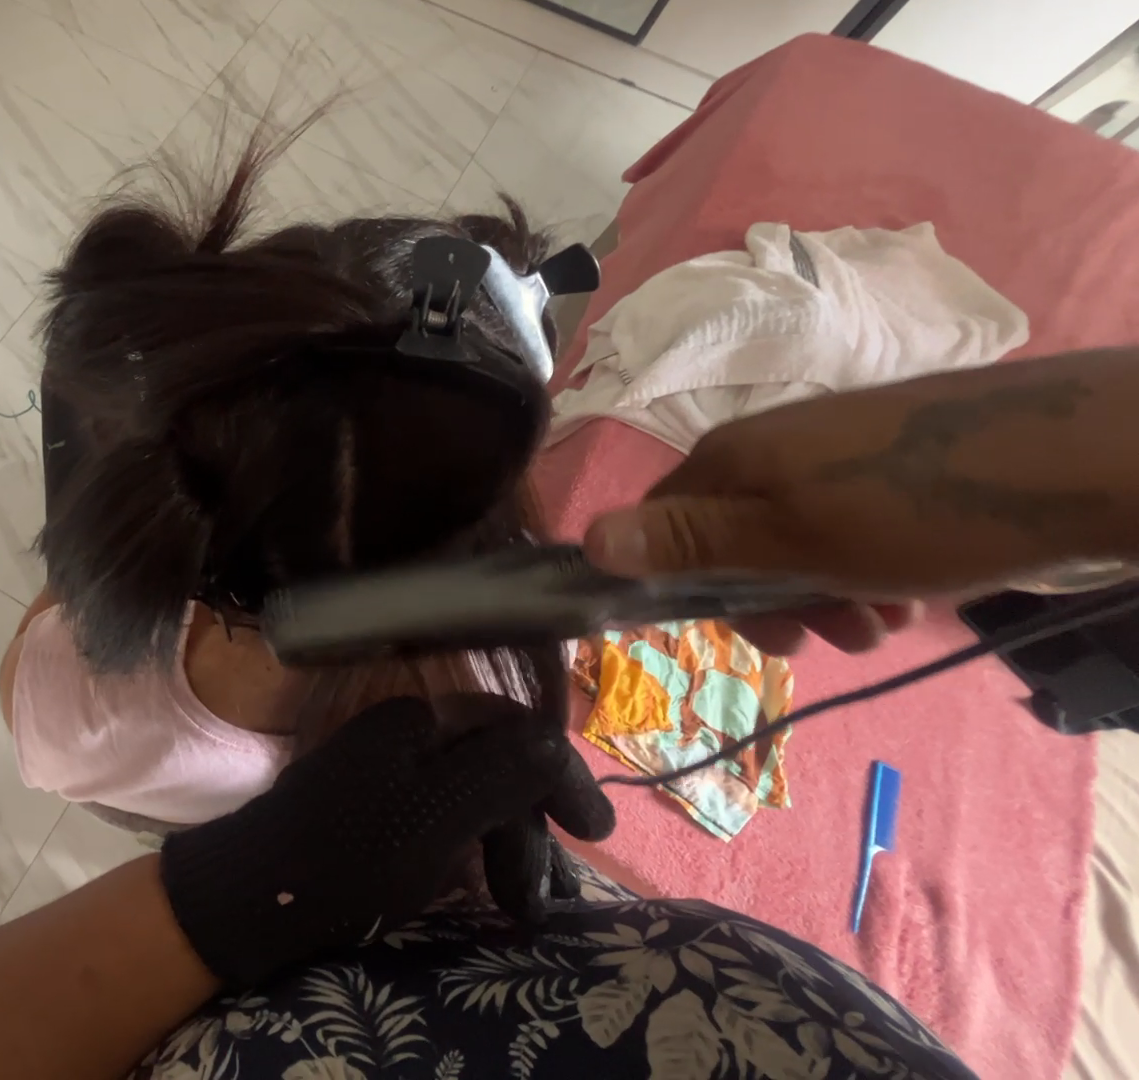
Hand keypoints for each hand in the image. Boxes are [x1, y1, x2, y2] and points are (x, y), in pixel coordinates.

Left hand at [160, 695, 612, 985]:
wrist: (255, 896)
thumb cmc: (349, 852)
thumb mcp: (437, 812)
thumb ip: (501, 770)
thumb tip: (556, 740)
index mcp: (416, 720)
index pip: (510, 730)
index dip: (557, 776)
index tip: (594, 834)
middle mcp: (401, 736)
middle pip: (490, 769)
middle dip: (524, 830)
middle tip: (537, 899)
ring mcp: (383, 773)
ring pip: (466, 800)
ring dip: (499, 851)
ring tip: (516, 909)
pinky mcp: (371, 811)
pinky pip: (437, 822)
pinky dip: (466, 856)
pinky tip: (478, 892)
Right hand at [582, 358, 1138, 652]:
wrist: (1104, 454)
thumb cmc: (924, 510)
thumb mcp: (791, 540)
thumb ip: (687, 541)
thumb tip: (585, 540)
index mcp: (730, 458)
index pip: (660, 525)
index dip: (680, 583)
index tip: (733, 626)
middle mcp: (769, 445)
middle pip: (726, 535)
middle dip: (762, 597)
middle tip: (816, 638)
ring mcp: (833, 448)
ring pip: (789, 535)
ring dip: (818, 591)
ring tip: (878, 625)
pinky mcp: (890, 458)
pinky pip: (844, 521)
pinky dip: (863, 566)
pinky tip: (909, 594)